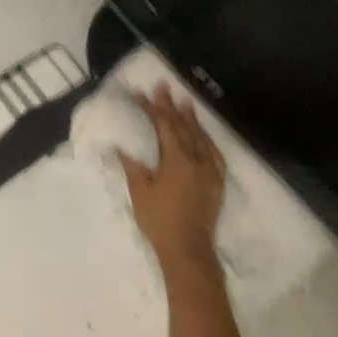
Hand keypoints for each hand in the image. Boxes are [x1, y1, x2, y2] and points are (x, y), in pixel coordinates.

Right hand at [119, 82, 226, 282]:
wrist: (189, 250)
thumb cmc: (159, 220)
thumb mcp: (140, 192)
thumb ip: (133, 166)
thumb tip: (121, 147)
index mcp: (176, 160)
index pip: (164, 126)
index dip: (153, 107)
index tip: (143, 92)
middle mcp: (196, 160)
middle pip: (183, 127)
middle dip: (172, 106)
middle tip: (165, 86)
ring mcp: (209, 172)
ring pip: (201, 138)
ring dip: (191, 119)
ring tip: (185, 102)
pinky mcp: (217, 183)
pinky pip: (213, 154)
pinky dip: (206, 139)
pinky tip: (204, 136)